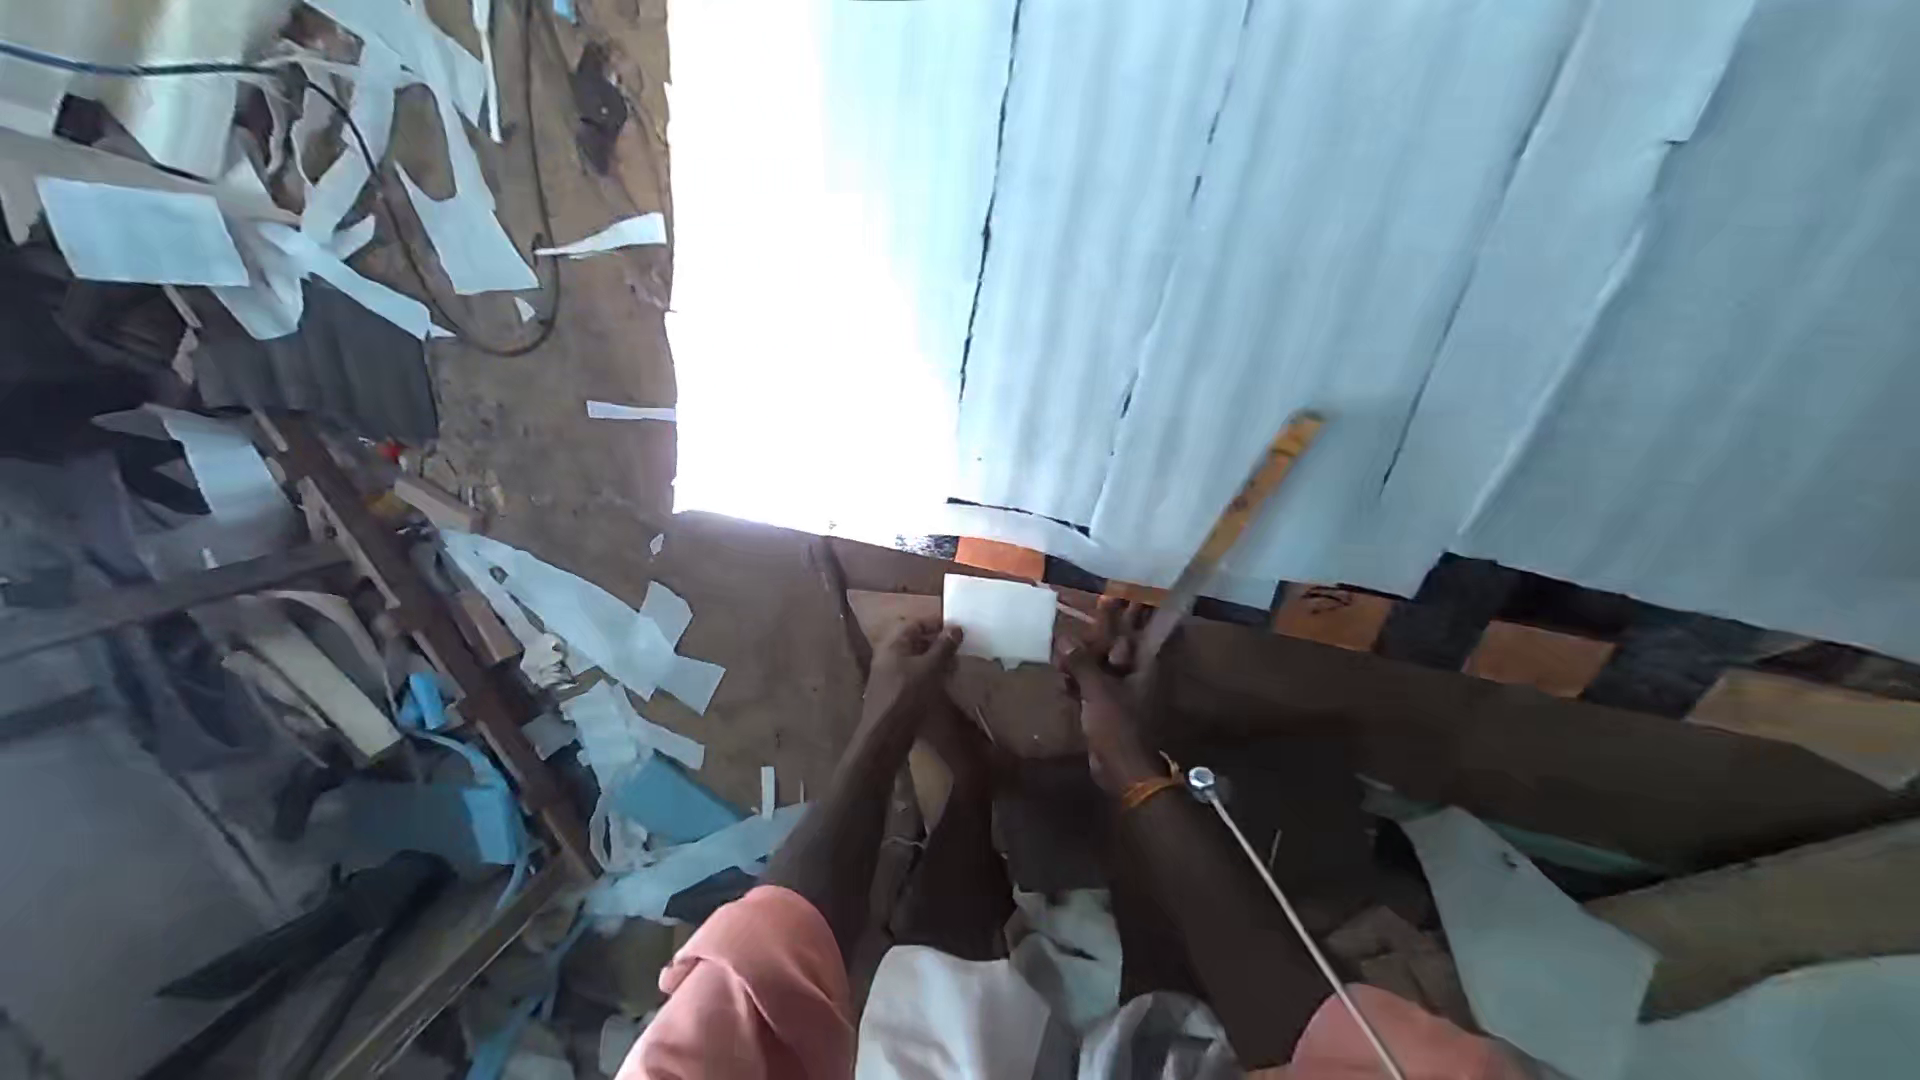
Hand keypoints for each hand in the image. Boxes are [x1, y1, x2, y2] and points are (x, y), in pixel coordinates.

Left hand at [861, 617, 962, 730]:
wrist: (885, 734)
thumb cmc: (907, 695)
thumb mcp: (930, 667)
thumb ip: (943, 647)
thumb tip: (956, 628)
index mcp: (893, 645)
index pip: (916, 624)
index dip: (937, 624)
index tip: (957, 630)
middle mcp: (888, 656)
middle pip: (915, 642)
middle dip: (938, 644)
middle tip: (959, 651)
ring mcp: (890, 676)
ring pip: (916, 661)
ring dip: (936, 662)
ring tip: (954, 668)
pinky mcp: (894, 693)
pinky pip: (914, 677)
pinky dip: (929, 677)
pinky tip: (943, 685)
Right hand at [1054, 599, 1166, 793]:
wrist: (1123, 770)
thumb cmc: (1118, 726)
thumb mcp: (1097, 690)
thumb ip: (1081, 662)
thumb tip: (1064, 638)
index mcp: (1142, 667)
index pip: (1132, 632)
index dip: (1122, 614)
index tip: (1110, 595)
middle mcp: (1135, 675)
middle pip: (1115, 646)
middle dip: (1096, 635)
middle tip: (1078, 619)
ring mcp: (1121, 692)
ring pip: (1100, 666)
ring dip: (1081, 660)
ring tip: (1061, 653)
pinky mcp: (1107, 708)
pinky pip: (1091, 685)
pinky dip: (1078, 681)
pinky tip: (1062, 680)